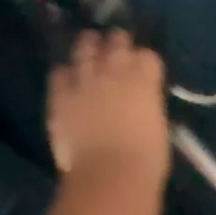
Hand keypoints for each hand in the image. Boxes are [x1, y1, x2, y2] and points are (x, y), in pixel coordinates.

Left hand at [47, 30, 170, 185]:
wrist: (109, 176)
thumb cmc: (145, 158)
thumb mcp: (157, 124)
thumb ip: (147, 103)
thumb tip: (140, 104)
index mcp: (144, 76)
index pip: (147, 55)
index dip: (144, 63)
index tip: (143, 73)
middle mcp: (115, 68)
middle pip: (117, 38)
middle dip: (117, 44)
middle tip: (115, 55)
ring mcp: (85, 78)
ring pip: (84, 45)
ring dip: (88, 48)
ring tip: (88, 53)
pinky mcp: (61, 94)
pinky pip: (58, 72)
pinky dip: (63, 75)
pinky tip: (66, 83)